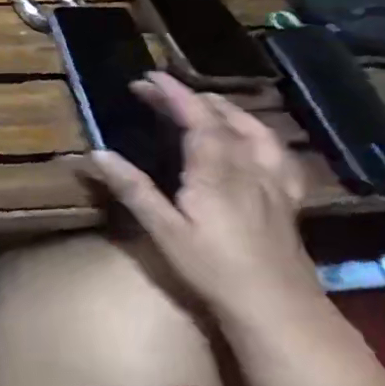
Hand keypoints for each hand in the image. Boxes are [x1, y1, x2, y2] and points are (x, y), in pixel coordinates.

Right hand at [76, 72, 321, 319]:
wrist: (277, 307)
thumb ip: (133, 189)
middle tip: (160, 91)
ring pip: (259, 133)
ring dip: (230, 111)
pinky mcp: (287, 201)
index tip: (148, 77)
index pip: (197, 121)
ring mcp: (273, 184)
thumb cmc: (212, 269)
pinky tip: (256, 142)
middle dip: (193, 99)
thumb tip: (97, 152)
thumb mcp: (163, 230)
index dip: (174, 95)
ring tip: (207, 103)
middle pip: (225, 121)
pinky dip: (262, 137)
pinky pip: (280, 156)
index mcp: (216, 173)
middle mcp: (249, 169)